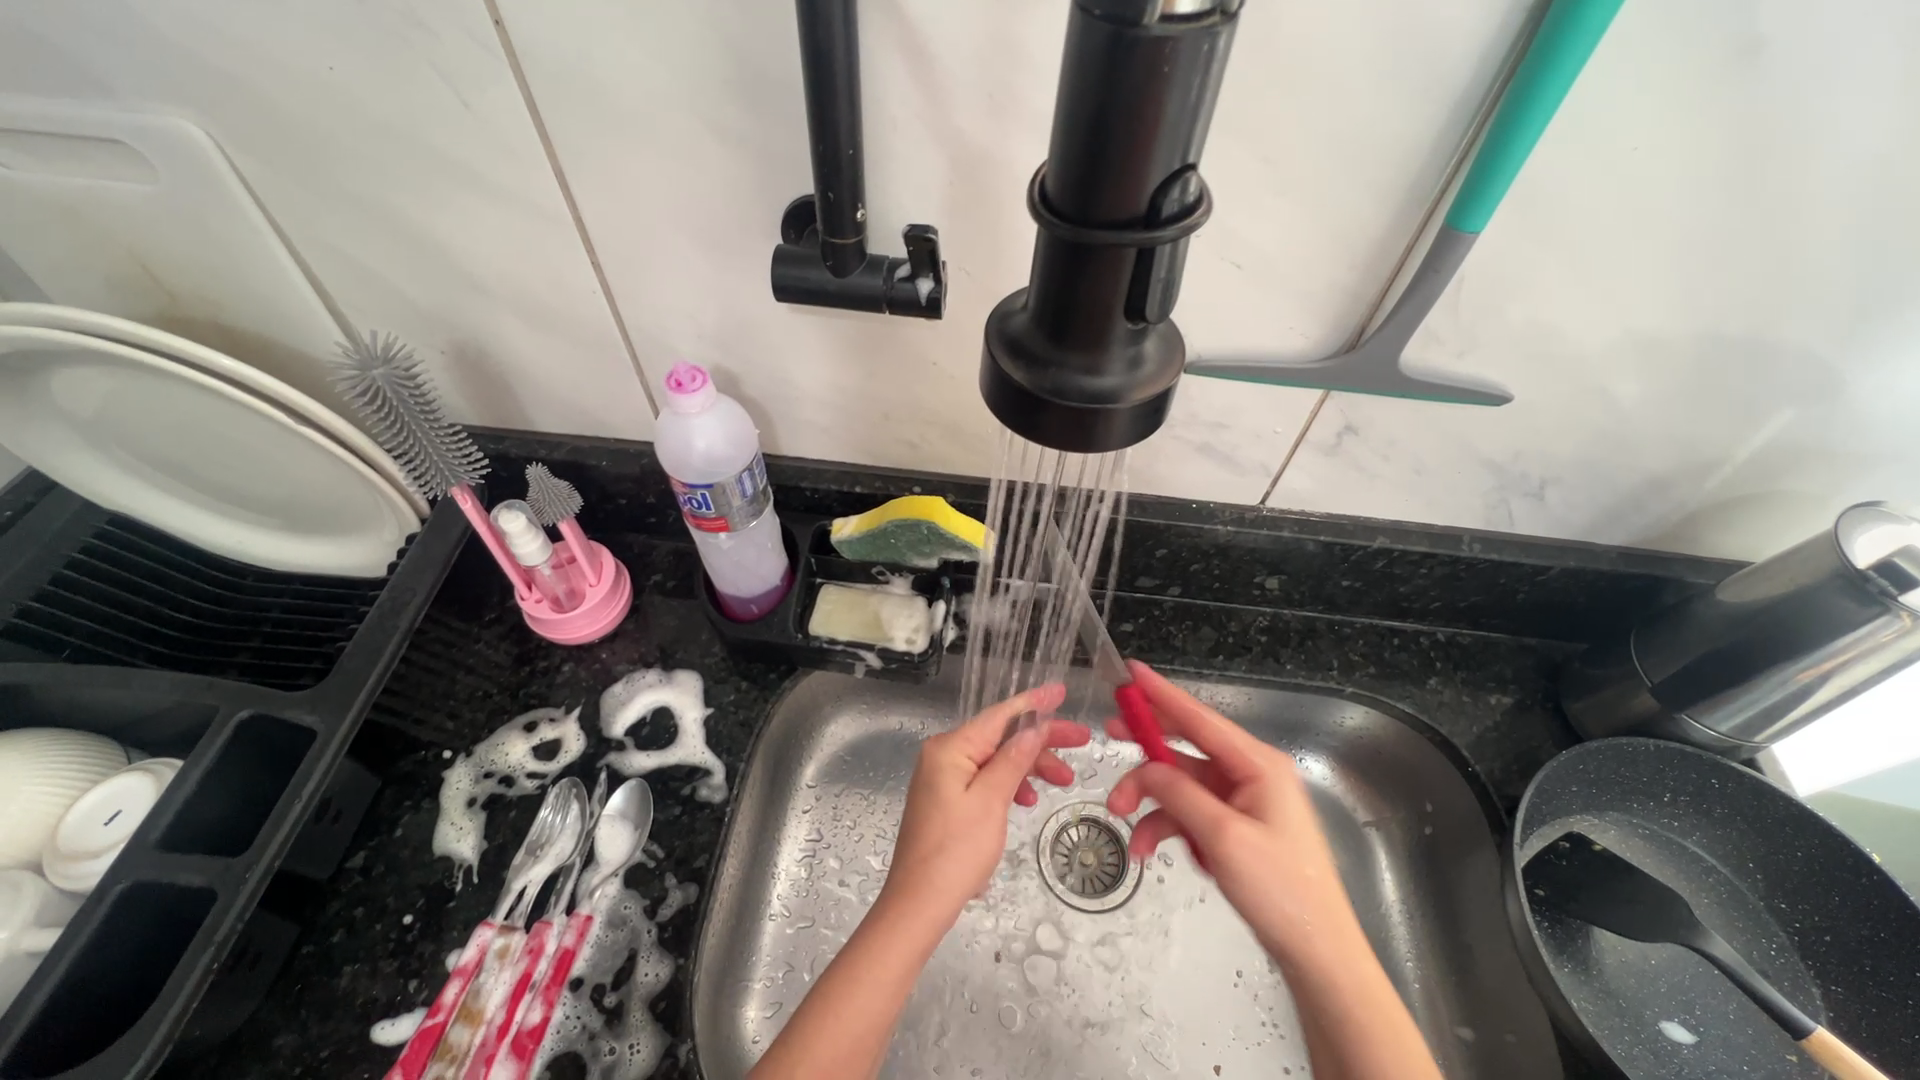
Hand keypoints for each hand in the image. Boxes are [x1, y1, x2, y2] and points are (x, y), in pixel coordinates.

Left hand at [881, 684, 1089, 924]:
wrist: (920, 902)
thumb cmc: (956, 851)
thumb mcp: (991, 801)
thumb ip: (1013, 759)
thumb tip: (1034, 727)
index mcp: (950, 748)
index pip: (999, 716)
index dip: (1034, 704)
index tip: (1062, 691)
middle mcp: (943, 755)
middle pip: (1000, 737)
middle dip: (1040, 740)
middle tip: (1082, 741)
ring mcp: (943, 779)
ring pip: (996, 759)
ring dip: (1029, 766)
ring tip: (1064, 780)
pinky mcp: (947, 800)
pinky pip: (986, 780)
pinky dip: (1010, 784)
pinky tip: (1028, 800)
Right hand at [1106, 661, 1361, 964]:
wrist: (1316, 950)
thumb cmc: (1279, 889)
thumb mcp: (1222, 837)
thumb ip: (1179, 794)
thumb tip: (1145, 767)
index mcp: (1257, 764)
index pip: (1200, 719)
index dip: (1162, 694)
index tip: (1131, 671)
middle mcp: (1250, 773)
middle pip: (1186, 749)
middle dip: (1146, 753)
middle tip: (1107, 735)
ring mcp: (1243, 801)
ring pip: (1181, 786)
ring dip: (1151, 804)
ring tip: (1125, 822)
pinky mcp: (1236, 827)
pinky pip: (1190, 814)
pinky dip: (1167, 827)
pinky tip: (1149, 850)